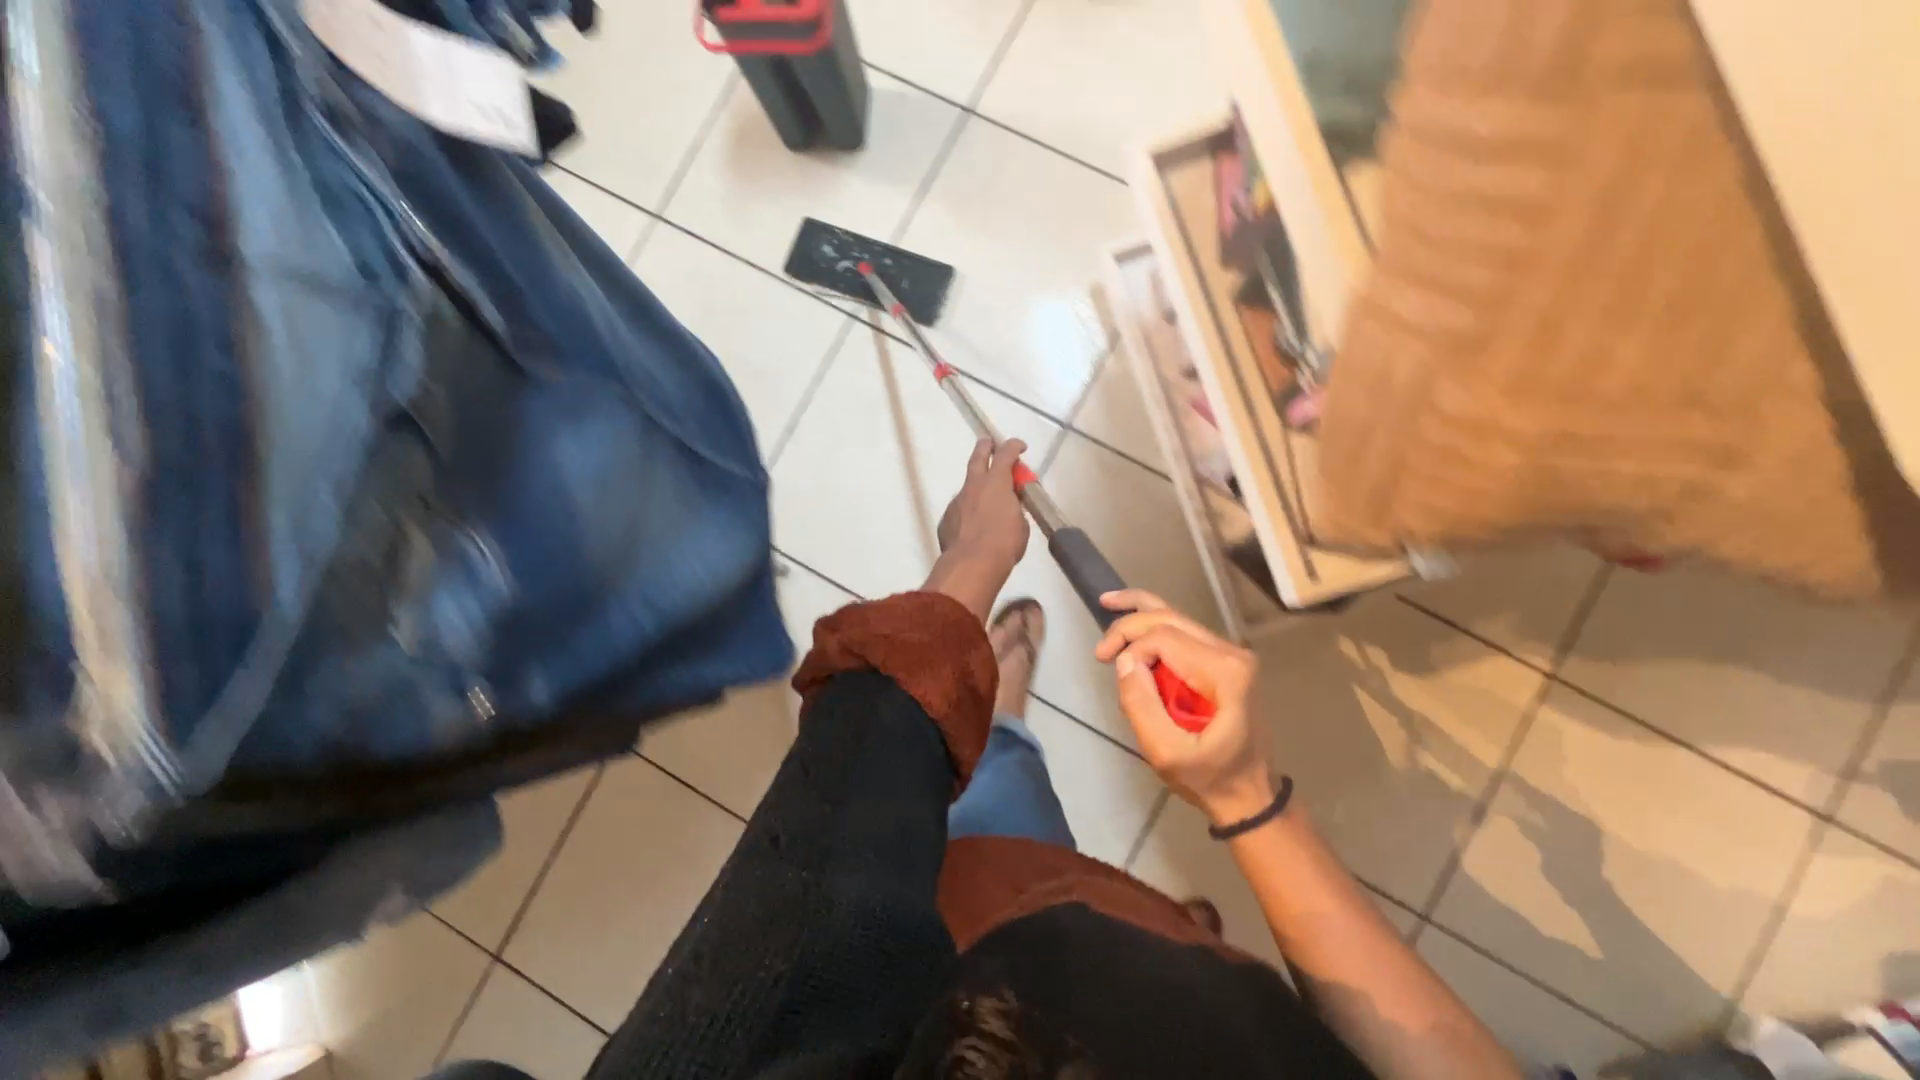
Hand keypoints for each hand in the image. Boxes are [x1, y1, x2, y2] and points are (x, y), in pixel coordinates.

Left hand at [936, 437, 1030, 570]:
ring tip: (987, 505)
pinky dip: (968, 515)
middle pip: (978, 457)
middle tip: (989, 443)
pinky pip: (960, 511)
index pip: (1006, 454)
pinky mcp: (946, 519)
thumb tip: (1009, 508)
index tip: (1020, 447)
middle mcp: (974, 486)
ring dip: (977, 490)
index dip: (1014, 446)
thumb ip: (1015, 509)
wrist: (972, 564)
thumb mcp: (1021, 524)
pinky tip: (974, 530)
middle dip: (985, 447)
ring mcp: (957, 501)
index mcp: (997, 483)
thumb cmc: (1004, 543)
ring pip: (968, 488)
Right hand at [1093, 590, 1273, 826]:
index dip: (1131, 649)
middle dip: (1129, 626)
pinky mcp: (1224, 663)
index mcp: (1225, 672)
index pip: (1164, 637)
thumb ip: (1141, 704)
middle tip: (1100, 651)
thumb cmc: (1210, 779)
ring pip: (1177, 618)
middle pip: (1170, 618)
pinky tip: (1132, 620)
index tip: (1110, 674)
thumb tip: (1124, 660)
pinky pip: (1184, 634)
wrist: (1250, 796)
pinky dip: (1154, 627)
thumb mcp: (1167, 753)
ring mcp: (1231, 655)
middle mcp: (1232, 653)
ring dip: (1140, 615)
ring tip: (1107, 603)